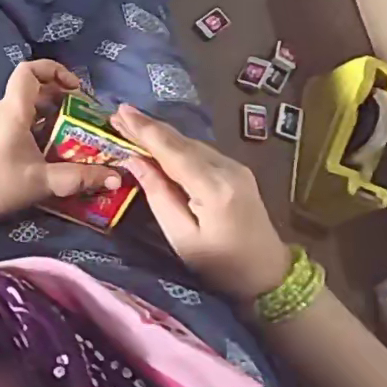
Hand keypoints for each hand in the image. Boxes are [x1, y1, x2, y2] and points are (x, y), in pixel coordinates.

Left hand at [0, 60, 122, 221]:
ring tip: (76, 130)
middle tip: (83, 113)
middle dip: (62, 95)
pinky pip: (25, 121)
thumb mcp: (42, 181)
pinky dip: (43, 126)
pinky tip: (58, 146)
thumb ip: (79, 178)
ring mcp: (0, 124)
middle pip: (35, 87)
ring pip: (31, 105)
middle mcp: (6, 111)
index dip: (54, 70)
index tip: (75, 88)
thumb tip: (115, 178)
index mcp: (14, 111)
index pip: (29, 71)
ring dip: (54, 112)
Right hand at [110, 104, 290, 301]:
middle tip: (118, 115)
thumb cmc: (220, 265)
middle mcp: (227, 168)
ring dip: (161, 134)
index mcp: (213, 187)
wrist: (268, 274)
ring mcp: (235, 167)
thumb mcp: (181, 236)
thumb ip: (157, 194)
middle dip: (148, 127)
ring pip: (191, 143)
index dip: (144, 130)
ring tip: (131, 125)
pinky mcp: (237, 171)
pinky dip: (176, 145)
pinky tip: (159, 143)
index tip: (119, 112)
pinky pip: (200, 151)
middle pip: (181, 141)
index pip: (171, 150)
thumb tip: (135, 160)